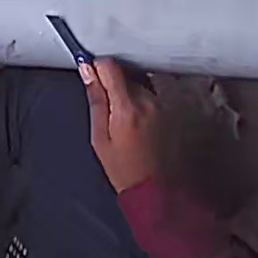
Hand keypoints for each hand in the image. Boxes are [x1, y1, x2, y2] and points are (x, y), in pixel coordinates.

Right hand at [83, 58, 162, 192]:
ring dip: (126, 88)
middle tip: (106, 106)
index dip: (96, 67)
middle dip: (111, 81)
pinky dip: (139, 96)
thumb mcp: (100, 136)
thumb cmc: (125, 170)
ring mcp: (162, 105)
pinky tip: (135, 117)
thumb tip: (87, 71)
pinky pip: (150, 90)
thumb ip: (95, 99)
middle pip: (124, 71)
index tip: (90, 74)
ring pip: (137, 80)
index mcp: (128, 107)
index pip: (110, 65)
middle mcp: (148, 101)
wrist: (158, 192)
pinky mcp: (170, 110)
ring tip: (122, 115)